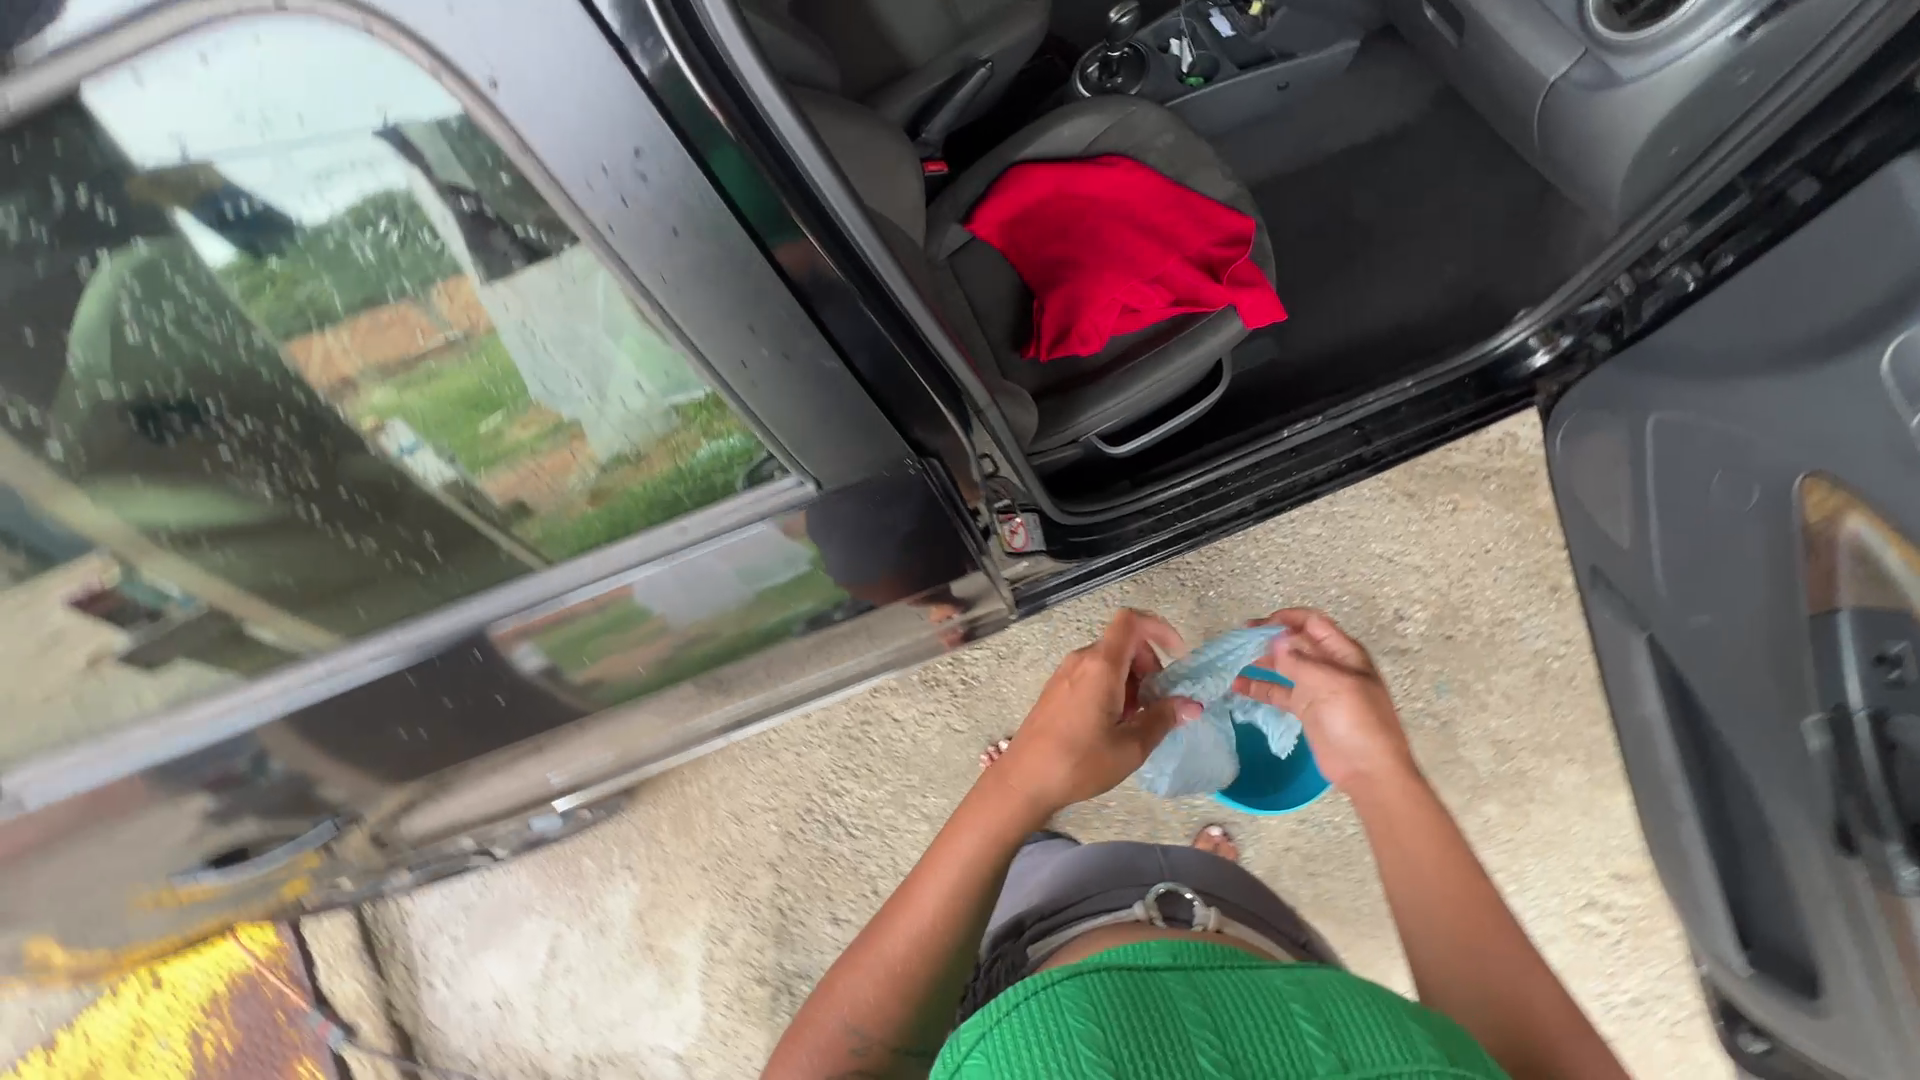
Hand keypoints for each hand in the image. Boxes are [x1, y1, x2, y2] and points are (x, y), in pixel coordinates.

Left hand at [989, 609, 1201, 816]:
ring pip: (1109, 661)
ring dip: (1132, 682)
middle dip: (1150, 667)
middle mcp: (1081, 660)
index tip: (1178, 657)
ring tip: (1134, 722)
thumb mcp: (1130, 746)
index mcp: (1100, 665)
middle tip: (1157, 705)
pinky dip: (1112, 689)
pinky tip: (1112, 725)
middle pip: (1124, 643)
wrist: (1024, 780)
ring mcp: (1065, 673)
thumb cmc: (1079, 762)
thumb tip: (1191, 705)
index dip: (1160, 629)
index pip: (1131, 621)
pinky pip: (1092, 674)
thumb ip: (1163, 719)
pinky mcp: (1056, 689)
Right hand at [1231, 609, 1419, 797]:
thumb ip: (1299, 660)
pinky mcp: (1305, 709)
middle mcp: (1329, 666)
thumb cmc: (1356, 721)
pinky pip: (1278, 692)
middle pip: (1295, 643)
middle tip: (1237, 641)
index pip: (1312, 623)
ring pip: (1284, 666)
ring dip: (1260, 661)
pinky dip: (1258, 688)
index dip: (1285, 619)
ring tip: (1232, 659)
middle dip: (1268, 638)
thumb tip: (1276, 640)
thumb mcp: (1330, 684)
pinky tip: (1237, 686)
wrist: (1368, 769)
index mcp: (1343, 653)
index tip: (1257, 625)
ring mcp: (1316, 688)